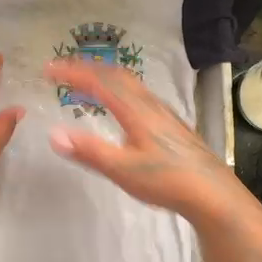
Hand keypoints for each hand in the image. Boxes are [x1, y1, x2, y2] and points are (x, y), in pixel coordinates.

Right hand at [44, 58, 243, 220]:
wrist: (212, 193)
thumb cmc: (166, 181)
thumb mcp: (122, 169)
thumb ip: (89, 151)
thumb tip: (54, 134)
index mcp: (135, 110)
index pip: (99, 81)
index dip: (72, 72)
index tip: (48, 69)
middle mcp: (150, 105)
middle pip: (116, 75)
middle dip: (88, 69)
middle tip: (64, 71)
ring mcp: (163, 113)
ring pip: (130, 85)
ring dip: (105, 77)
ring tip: (87, 83)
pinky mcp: (171, 125)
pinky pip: (139, 95)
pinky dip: (119, 90)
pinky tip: (121, 107)